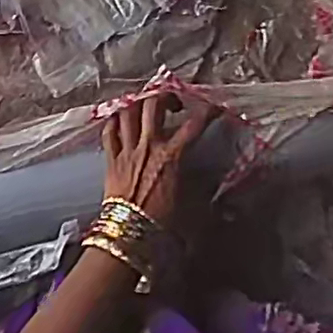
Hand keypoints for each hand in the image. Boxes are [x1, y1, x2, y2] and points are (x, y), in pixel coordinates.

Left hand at [101, 94, 218, 226]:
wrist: (128, 236)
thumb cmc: (163, 224)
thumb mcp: (193, 205)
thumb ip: (207, 189)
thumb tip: (222, 187)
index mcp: (172, 156)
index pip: (194, 125)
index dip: (208, 111)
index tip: (215, 107)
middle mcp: (148, 146)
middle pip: (153, 105)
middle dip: (165, 96)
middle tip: (174, 104)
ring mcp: (127, 150)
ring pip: (128, 113)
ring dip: (138, 104)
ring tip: (146, 106)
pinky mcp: (111, 159)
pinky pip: (109, 131)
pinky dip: (115, 121)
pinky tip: (121, 120)